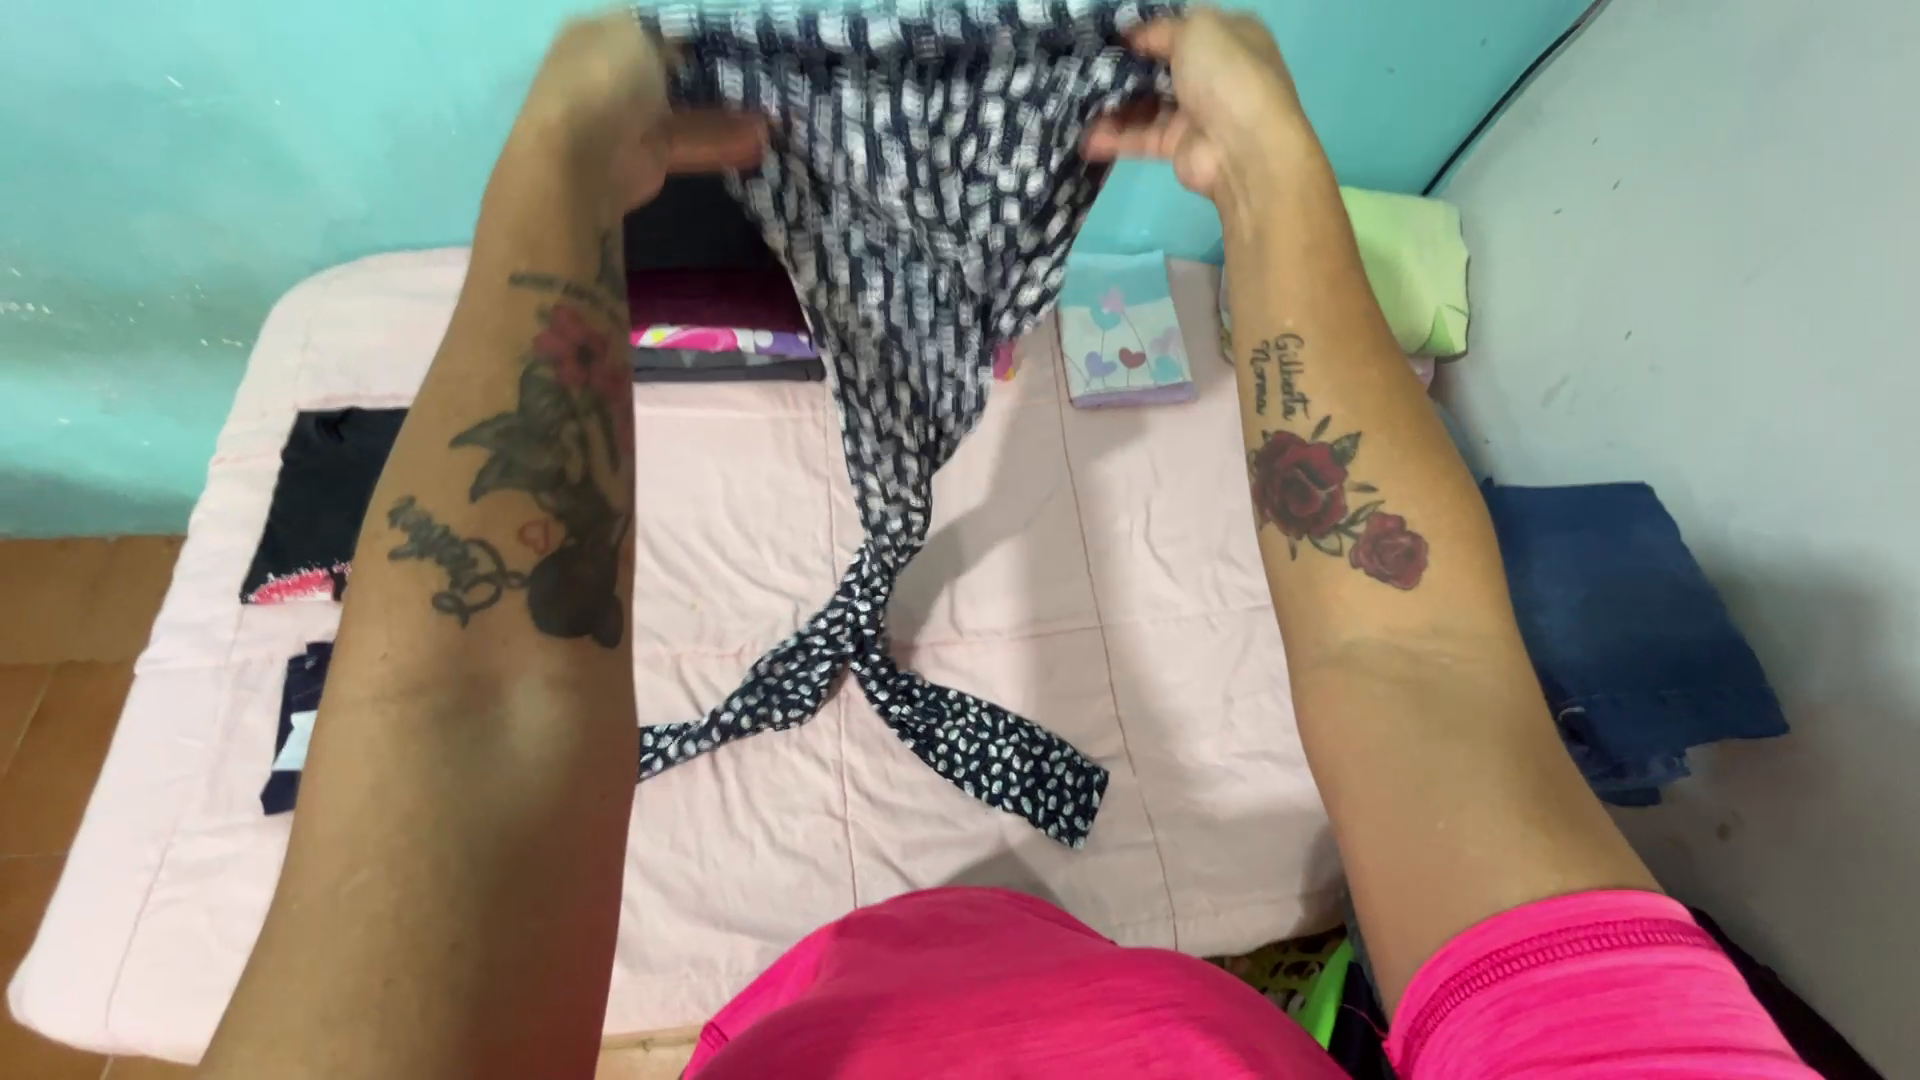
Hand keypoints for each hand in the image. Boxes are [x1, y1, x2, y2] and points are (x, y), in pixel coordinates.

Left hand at [516, 11, 764, 208]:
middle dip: (718, 74)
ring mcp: (633, 117)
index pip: (658, 24)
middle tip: (763, 78)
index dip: (697, 31)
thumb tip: (695, 42)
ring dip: (729, 113)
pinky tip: (759, 143)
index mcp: (604, 31)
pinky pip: (692, 144)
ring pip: (689, 109)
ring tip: (773, 117)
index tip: (739, 39)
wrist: (581, 159)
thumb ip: (673, 34)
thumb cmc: (607, 81)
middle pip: (677, 69)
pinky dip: (723, 143)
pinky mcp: (651, 157)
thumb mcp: (641, 33)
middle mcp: (616, 72)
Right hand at [1084, 10, 1319, 217]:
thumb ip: (1161, 29)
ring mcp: (1194, 111)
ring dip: (1114, 105)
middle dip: (1124, 69)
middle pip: (1159, 67)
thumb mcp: (1196, 29)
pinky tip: (1088, 140)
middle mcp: (1211, 72)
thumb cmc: (1226, 74)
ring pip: (1147, 104)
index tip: (1110, 35)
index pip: (1181, 28)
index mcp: (1226, 36)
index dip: (1146, 30)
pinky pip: (1141, 137)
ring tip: (1080, 104)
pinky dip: (1116, 138)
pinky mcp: (1177, 145)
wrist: (1243, 146)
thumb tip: (1134, 34)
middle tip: (1086, 69)